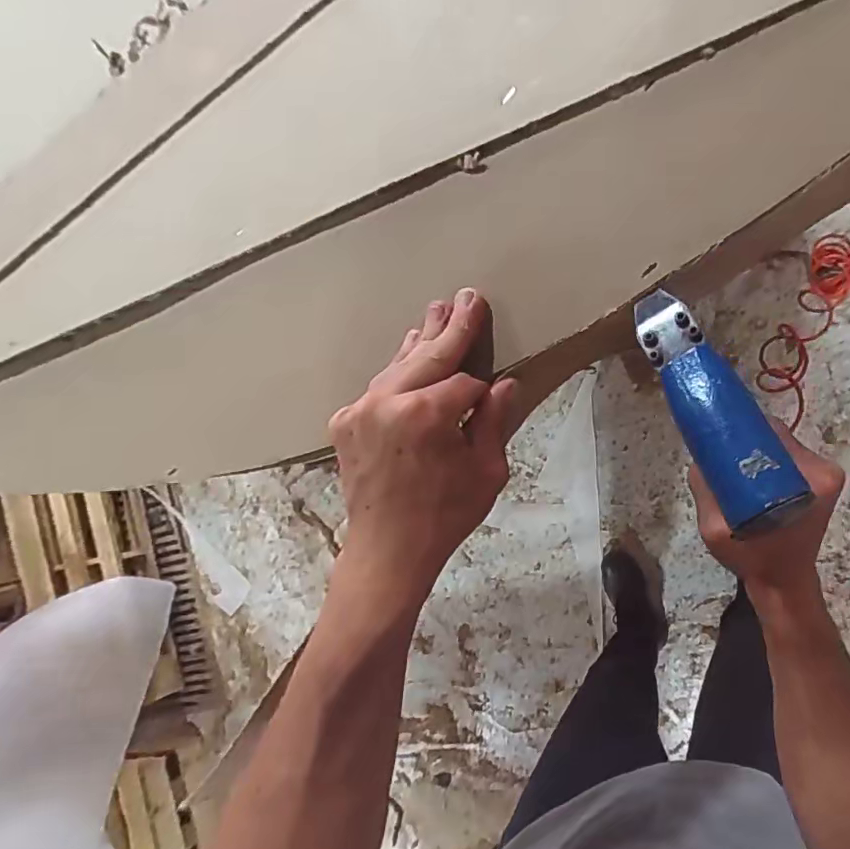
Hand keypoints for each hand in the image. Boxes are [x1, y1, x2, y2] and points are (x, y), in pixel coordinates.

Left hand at [329, 289, 520, 602]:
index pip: (464, 382)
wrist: (387, 550)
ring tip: (437, 314)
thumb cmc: (443, 517)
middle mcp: (386, 403)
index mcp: (425, 414)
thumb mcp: (486, 472)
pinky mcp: (345, 422)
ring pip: (398, 366)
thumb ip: (494, 421)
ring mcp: (360, 411)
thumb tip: (504, 384)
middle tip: (467, 298)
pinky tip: (408, 357)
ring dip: (421, 342)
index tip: (494, 389)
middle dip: (451, 327)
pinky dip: (398, 372)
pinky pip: (379, 388)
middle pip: (428, 355)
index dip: (482, 390)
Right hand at [688, 419, 845, 601]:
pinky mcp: (824, 482)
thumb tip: (699, 457)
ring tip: (733, 467)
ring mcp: (827, 475)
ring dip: (756, 450)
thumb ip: (706, 491)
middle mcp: (824, 471)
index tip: (718, 435)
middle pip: (778, 436)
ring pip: (782, 445)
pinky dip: (767, 461)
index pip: (772, 434)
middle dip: (747, 439)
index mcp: (810, 479)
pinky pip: (788, 458)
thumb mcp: (716, 530)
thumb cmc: (752, 557)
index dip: (741, 430)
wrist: (783, 582)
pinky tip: (750, 477)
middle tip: (720, 452)